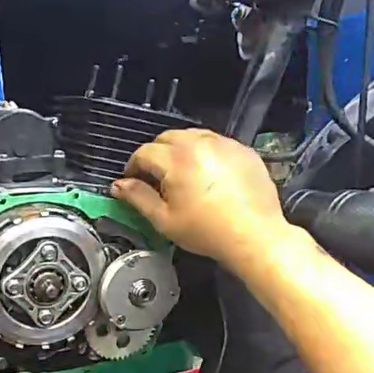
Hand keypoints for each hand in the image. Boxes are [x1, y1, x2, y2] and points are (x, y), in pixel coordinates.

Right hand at [111, 129, 290, 268]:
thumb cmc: (208, 231)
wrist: (255, 236)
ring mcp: (225, 144)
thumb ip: (138, 198)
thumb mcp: (165, 220)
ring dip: (181, 150)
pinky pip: (217, 143)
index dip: (133, 166)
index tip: (132, 180)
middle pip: (167, 138)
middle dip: (156, 154)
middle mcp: (200, 143)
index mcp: (176, 158)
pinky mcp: (243, 151)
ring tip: (182, 174)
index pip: (144, 152)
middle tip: (156, 177)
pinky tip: (209, 175)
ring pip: (193, 136)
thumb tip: (118, 185)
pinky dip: (206, 153)